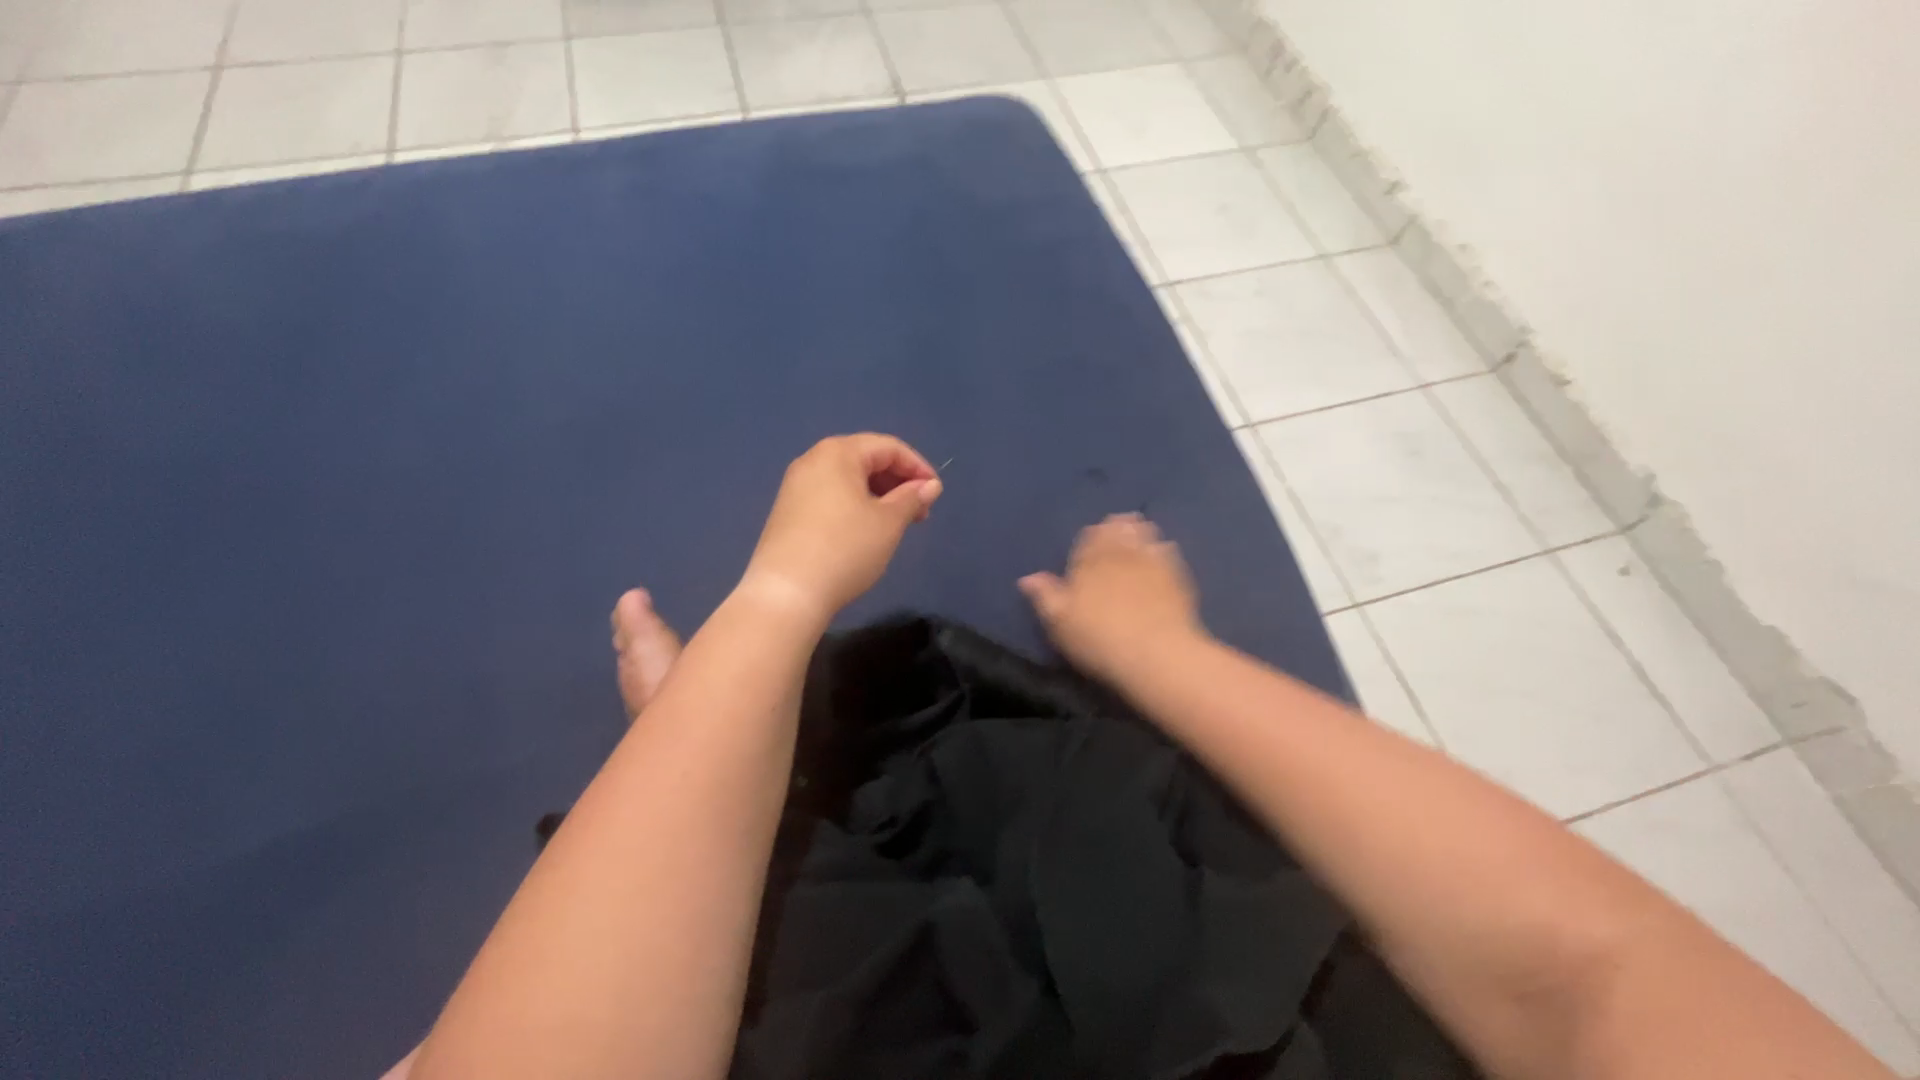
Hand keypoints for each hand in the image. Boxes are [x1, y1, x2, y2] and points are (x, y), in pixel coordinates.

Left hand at [741, 434, 942, 621]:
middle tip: (920, 512)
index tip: (936, 494)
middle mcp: (812, 460)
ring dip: (878, 495)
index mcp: (838, 452)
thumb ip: (912, 498)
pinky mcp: (787, 511)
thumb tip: (930, 485)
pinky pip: (831, 496)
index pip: (888, 447)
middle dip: (898, 482)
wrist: (787, 592)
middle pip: (866, 459)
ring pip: (848, 480)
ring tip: (897, 524)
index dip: (918, 467)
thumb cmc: (846, 549)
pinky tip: (866, 532)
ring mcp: (795, 486)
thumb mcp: (888, 523)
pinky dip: (855, 506)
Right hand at [1019, 514, 1206, 681]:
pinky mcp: (1177, 578)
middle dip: (1116, 527)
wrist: (1155, 653)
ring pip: (1143, 537)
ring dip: (1139, 531)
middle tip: (1118, 521)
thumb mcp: (1059, 621)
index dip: (1090, 536)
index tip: (1092, 534)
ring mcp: (1151, 564)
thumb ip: (1045, 596)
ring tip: (1139, 527)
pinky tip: (1165, 548)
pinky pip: (1168, 553)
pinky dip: (1163, 547)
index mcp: (1088, 561)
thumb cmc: (1098, 638)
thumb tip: (1027, 578)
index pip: (1088, 538)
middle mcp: (1120, 555)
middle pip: (1117, 533)